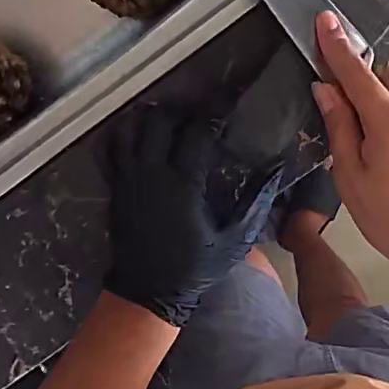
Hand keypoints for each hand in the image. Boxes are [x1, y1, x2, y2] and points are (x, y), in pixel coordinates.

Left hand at [103, 106, 283, 326]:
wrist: (147, 290)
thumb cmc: (194, 266)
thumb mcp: (235, 239)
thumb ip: (255, 203)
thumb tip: (276, 172)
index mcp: (184, 183)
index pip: (198, 131)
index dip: (215, 109)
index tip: (228, 98)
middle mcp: (152, 173)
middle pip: (161, 121)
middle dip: (181, 108)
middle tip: (198, 108)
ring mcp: (129, 178)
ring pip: (131, 129)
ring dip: (150, 116)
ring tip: (168, 115)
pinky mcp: (116, 187)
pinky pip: (112, 148)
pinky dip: (123, 133)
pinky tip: (139, 133)